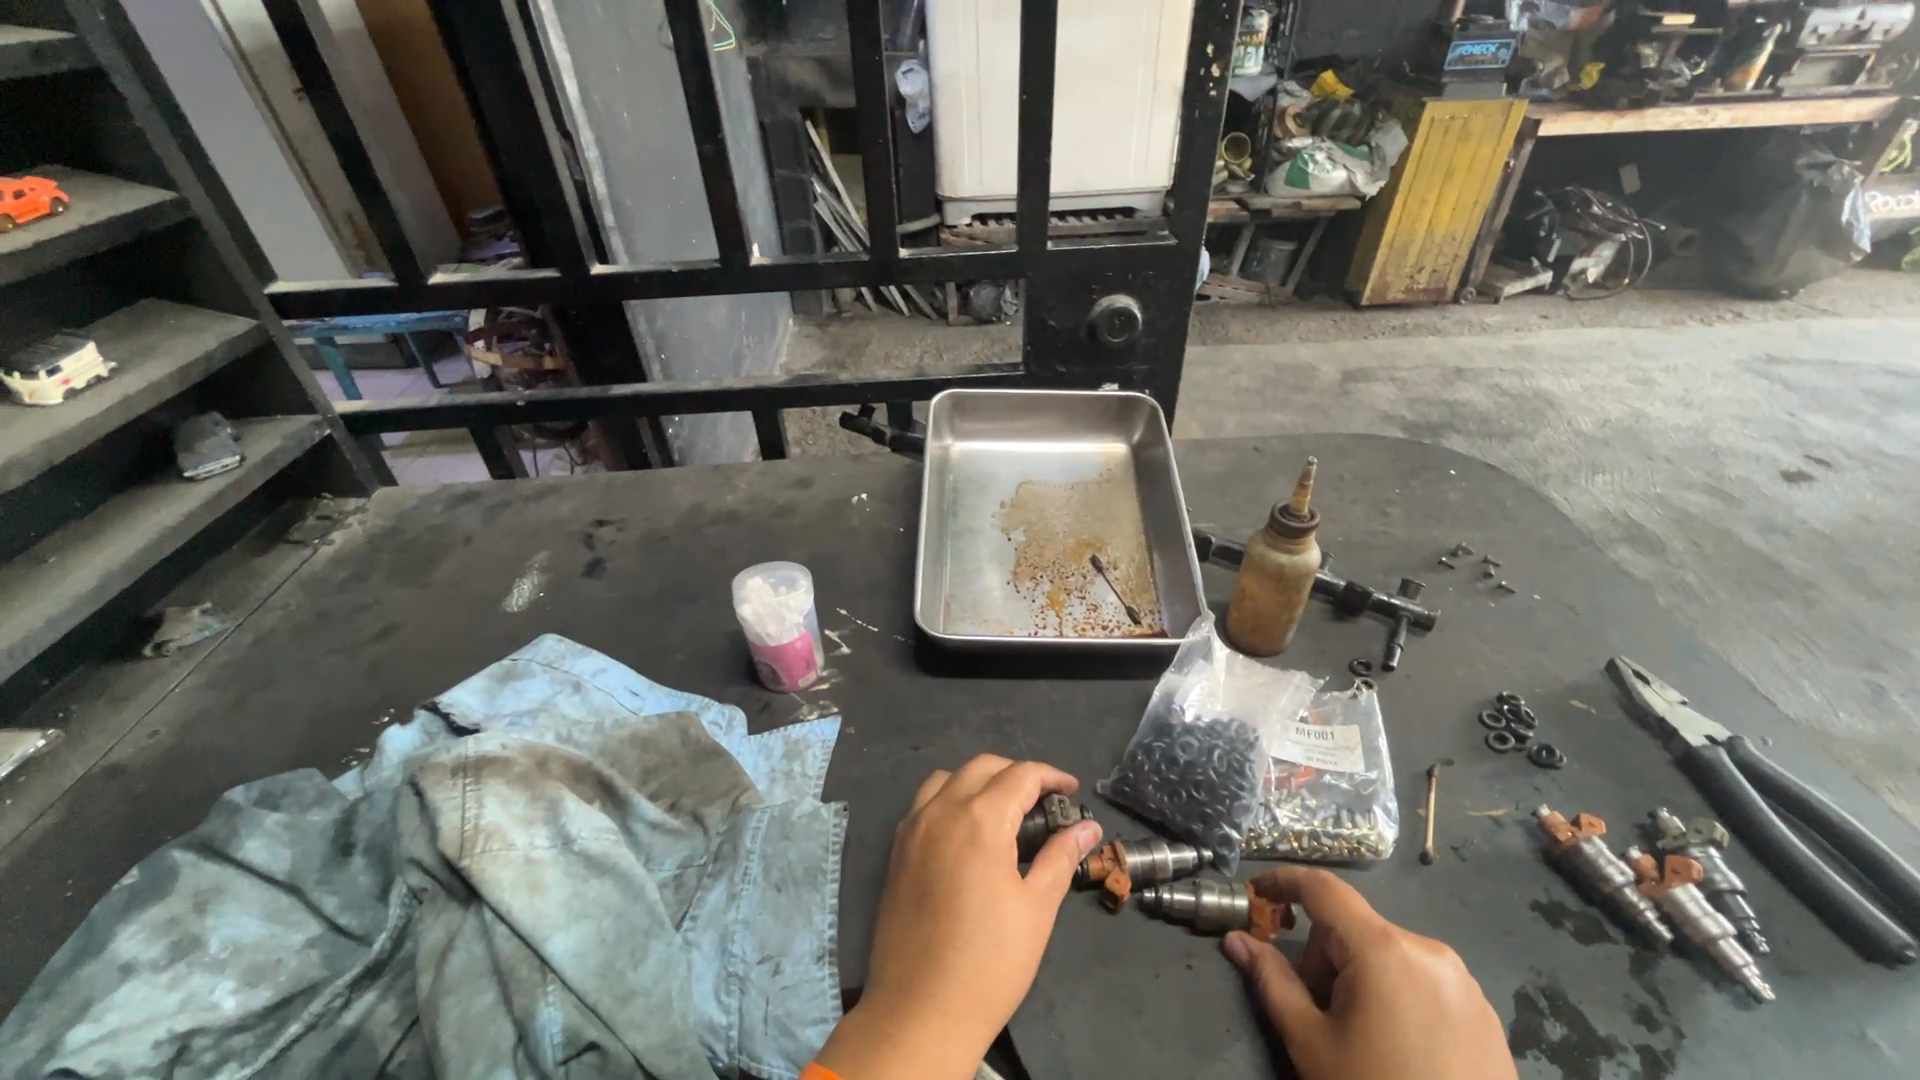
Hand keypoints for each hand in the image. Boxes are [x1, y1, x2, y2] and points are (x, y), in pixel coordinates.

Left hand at [816, 755, 1102, 1079]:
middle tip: (1044, 799)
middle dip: (1016, 773)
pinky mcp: (897, 851)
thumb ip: (1061, 857)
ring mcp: (912, 829)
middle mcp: (941, 811)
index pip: (1020, 776)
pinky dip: (950, 799)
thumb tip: (1087, 828)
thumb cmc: (990, 961)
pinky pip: (924, 804)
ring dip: (979, 781)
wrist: (921, 1010)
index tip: (1072, 790)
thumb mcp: (1037, 908)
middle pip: (982, 767)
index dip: (1051, 776)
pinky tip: (967, 832)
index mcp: (980, 819)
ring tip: (1004, 809)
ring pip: (947, 779)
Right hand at [1223, 867, 1515, 1079]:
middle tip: (1316, 1011)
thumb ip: (1271, 981)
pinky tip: (1397, 1046)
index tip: (1256, 894)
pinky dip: (1395, 996)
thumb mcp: (1311, 1042)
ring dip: (1358, 977)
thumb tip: (1236, 939)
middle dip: (1323, 958)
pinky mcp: (1484, 1011)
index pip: (1323, 888)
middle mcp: (1427, 949)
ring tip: (1358, 1036)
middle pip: (1353, 930)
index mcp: (1383, 949)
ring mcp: (1462, 980)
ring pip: (1386, 955)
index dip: (1284, 881)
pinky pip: (1422, 980)